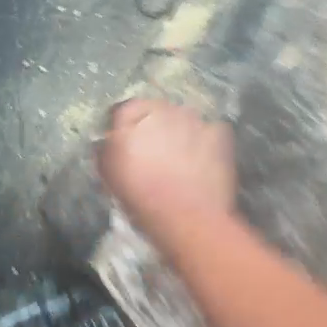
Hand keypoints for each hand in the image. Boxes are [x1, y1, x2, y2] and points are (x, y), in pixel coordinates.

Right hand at [98, 99, 236, 230]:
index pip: (125, 110)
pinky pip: (211, 132)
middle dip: (155, 126)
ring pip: (184, 119)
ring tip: (181, 157)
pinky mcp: (219, 135)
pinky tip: (203, 160)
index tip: (127, 144)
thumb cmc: (140, 194)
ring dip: (181, 132)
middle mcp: (163, 108)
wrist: (187, 218)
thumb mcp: (107, 171)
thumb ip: (106, 147)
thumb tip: (109, 140)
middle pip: (156, 111)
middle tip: (155, 151)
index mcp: (132, 113)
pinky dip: (206, 142)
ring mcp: (194, 120)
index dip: (125, 127)